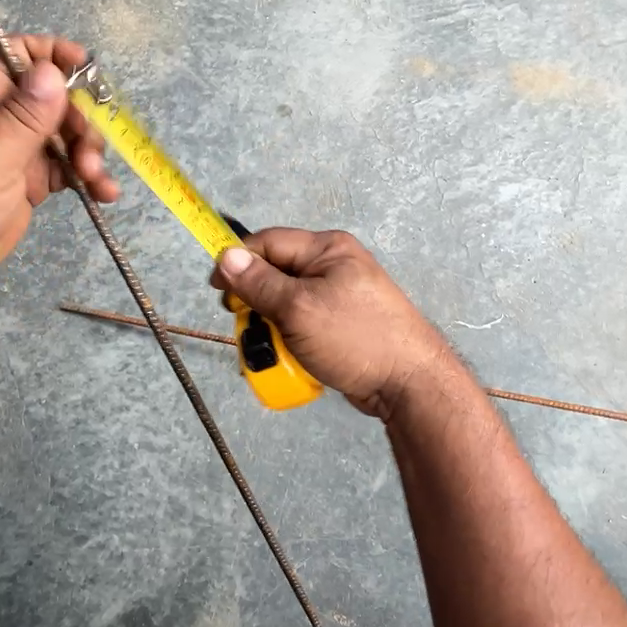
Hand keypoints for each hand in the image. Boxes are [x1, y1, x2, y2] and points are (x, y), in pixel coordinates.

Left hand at [0, 35, 119, 300]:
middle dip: (80, 118)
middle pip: (52, 97)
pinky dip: (88, 176)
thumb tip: (53, 71)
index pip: (15, 57)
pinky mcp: (28, 181)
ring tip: (96, 178)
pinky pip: (67, 167)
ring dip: (89, 150)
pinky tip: (104, 193)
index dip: (53, 56)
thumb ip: (22, 117)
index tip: (89, 70)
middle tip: (91, 148)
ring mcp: (13, 150)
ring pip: (65, 132)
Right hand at [210, 229, 460, 417]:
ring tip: (268, 350)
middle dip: (255, 301)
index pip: (269, 242)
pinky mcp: (341, 325)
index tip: (218, 290)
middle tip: (243, 324)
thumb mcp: (299, 308)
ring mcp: (339, 296)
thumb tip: (226, 256)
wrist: (409, 383)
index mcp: (327, 248)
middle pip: (276, 274)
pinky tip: (287, 359)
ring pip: (286, 304)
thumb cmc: (355, 337)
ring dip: (270, 327)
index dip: (238, 262)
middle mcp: (333, 265)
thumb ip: (260, 283)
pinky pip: (302, 325)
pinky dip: (289, 341)